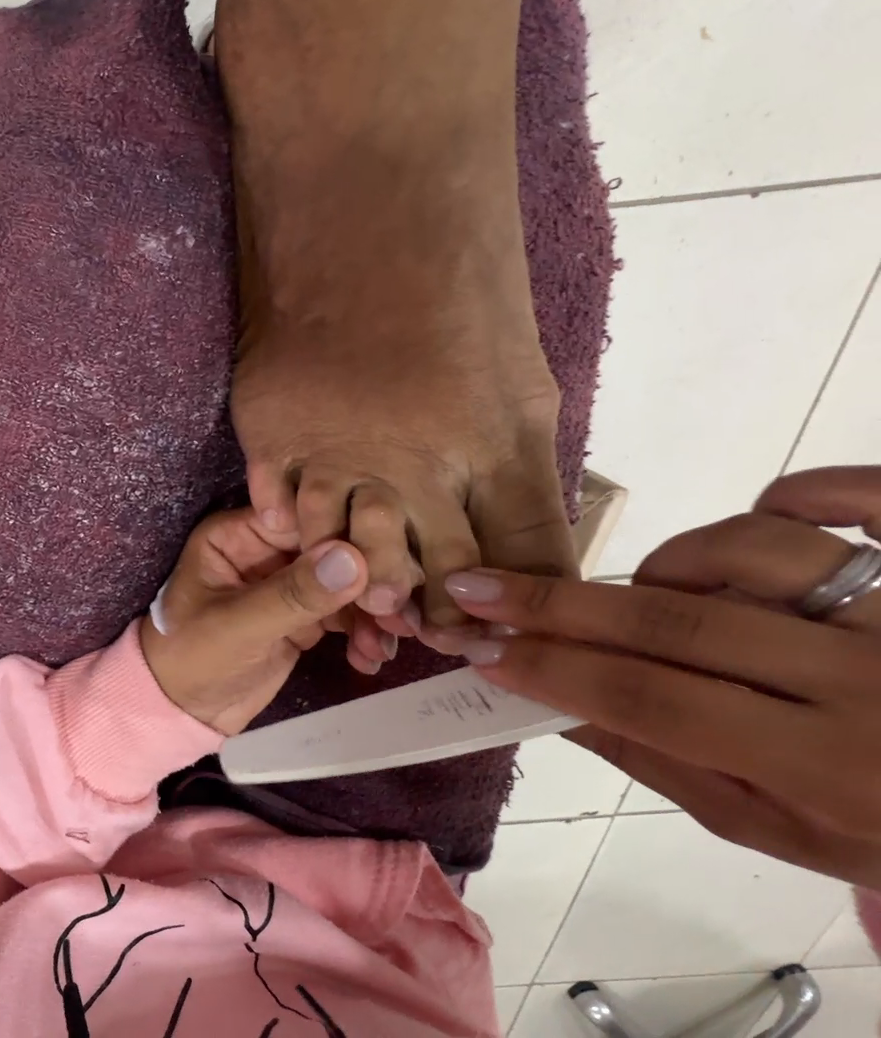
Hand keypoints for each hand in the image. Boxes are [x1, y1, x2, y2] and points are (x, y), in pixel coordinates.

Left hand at [141, 509, 368, 734]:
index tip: (388, 570)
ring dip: (374, 613)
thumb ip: (292, 594)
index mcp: (235, 535)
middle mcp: (264, 549)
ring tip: (386, 645)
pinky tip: (372, 658)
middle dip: (372, 580)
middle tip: (400, 616)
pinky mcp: (303, 614)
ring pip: (349, 583)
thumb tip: (353, 557)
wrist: (180, 711)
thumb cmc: (190, 659)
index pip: (305, 518)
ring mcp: (287, 581)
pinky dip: (364, 633)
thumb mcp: (238, 626)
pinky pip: (347, 613)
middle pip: (335, 548)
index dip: (350, 540)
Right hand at [231, 312, 576, 647]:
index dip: (510, 606)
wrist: (365, 238)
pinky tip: (293, 541)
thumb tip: (515, 542)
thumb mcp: (524, 388)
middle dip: (433, 614)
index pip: (517, 555)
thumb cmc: (460, 306)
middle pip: (426, 566)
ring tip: (364, 608)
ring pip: (339, 546)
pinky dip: (285, 529)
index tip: (498, 638)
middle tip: (429, 640)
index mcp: (492, 447)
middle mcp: (411, 463)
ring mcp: (331, 448)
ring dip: (354, 584)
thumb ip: (519, 471)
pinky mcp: (272, 431)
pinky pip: (275, 501)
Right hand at [442, 466, 880, 889]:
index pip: (651, 703)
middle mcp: (874, 684)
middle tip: (476, 586)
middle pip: (678, 625)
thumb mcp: (774, 824)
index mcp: (828, 767)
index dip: (552, 672)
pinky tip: (774, 507)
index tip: (480, 650)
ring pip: (757, 551)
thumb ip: (659, 759)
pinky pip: (873, 499)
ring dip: (673, 562)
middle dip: (555, 605)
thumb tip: (542, 699)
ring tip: (657, 588)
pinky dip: (811, 491)